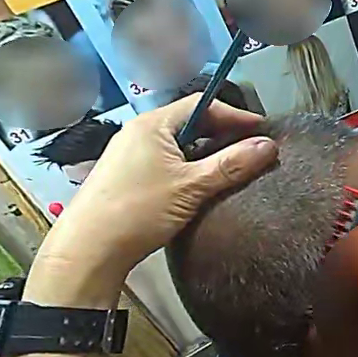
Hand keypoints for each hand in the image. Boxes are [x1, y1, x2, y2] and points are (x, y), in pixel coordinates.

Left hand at [26, 98, 276, 307]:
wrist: (87, 251)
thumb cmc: (138, 210)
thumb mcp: (192, 186)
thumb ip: (232, 163)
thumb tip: (269, 144)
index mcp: (153, 124)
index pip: (203, 104)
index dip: (236, 115)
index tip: (262, 132)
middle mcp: (140, 132)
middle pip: (192, 122)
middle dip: (225, 134)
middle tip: (253, 151)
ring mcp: (132, 154)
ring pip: (181, 143)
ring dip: (209, 152)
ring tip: (235, 169)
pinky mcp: (130, 175)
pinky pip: (170, 160)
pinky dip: (192, 166)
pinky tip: (206, 184)